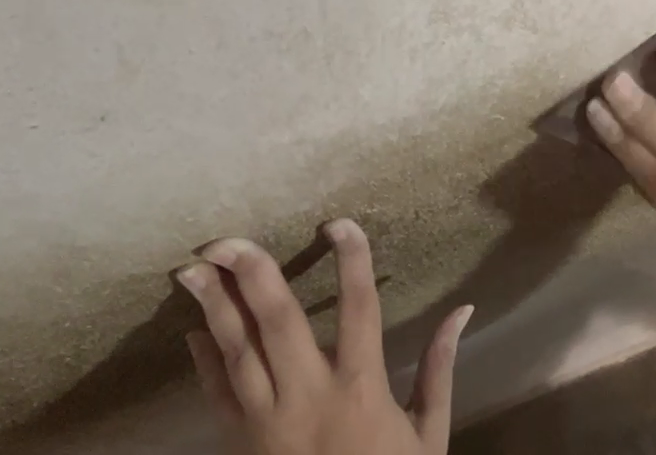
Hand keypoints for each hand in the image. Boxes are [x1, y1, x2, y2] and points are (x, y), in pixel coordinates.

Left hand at [177, 220, 474, 454]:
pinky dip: (204, 362)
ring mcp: (268, 424)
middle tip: (227, 240)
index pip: (358, 308)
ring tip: (193, 269)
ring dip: (214, 309)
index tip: (339, 223)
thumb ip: (440, 366)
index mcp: (361, 388)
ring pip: (237, 355)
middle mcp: (309, 398)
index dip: (351, 261)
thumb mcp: (430, 433)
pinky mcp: (242, 446)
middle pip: (278, 326)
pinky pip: (217, 398)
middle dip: (252, 278)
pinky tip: (193, 330)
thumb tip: (463, 309)